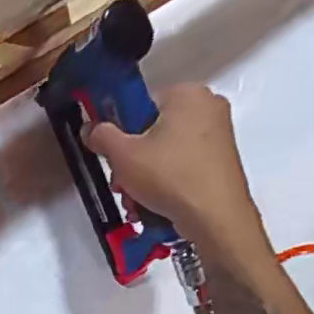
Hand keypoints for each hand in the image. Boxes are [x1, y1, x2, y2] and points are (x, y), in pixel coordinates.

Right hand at [84, 84, 267, 258]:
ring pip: (167, 153)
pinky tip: (155, 207)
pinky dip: (167, 184)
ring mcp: (220, 137)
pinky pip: (185, 167)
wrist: (217, 220)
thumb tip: (90, 129)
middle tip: (121, 183)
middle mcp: (209, 107)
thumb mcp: (124, 155)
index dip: (121, 130)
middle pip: (154, 131)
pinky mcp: (223, 164)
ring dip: (145, 178)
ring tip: (136, 202)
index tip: (112, 154)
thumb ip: (101, 136)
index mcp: (187, 93)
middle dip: (133, 161)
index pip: (141, 103)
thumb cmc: (170, 177)